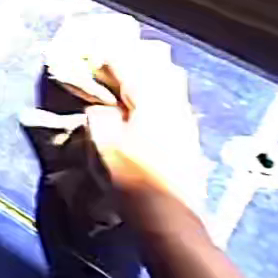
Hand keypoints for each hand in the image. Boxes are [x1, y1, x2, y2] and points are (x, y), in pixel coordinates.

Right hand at [82, 39, 210, 225]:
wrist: (169, 219)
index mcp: (152, 103)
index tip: (91, 59)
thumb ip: (100, 116)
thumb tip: (101, 107)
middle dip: (135, 66)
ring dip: (145, 84)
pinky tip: (137, 113)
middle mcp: (174, 108)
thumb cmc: (131, 178)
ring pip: (167, 90)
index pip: (129, 68)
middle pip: (159, 73)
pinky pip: (169, 108)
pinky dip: (151, 102)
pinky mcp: (187, 143)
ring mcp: (185, 126)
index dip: (108, 61)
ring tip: (122, 88)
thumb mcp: (103, 143)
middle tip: (110, 68)